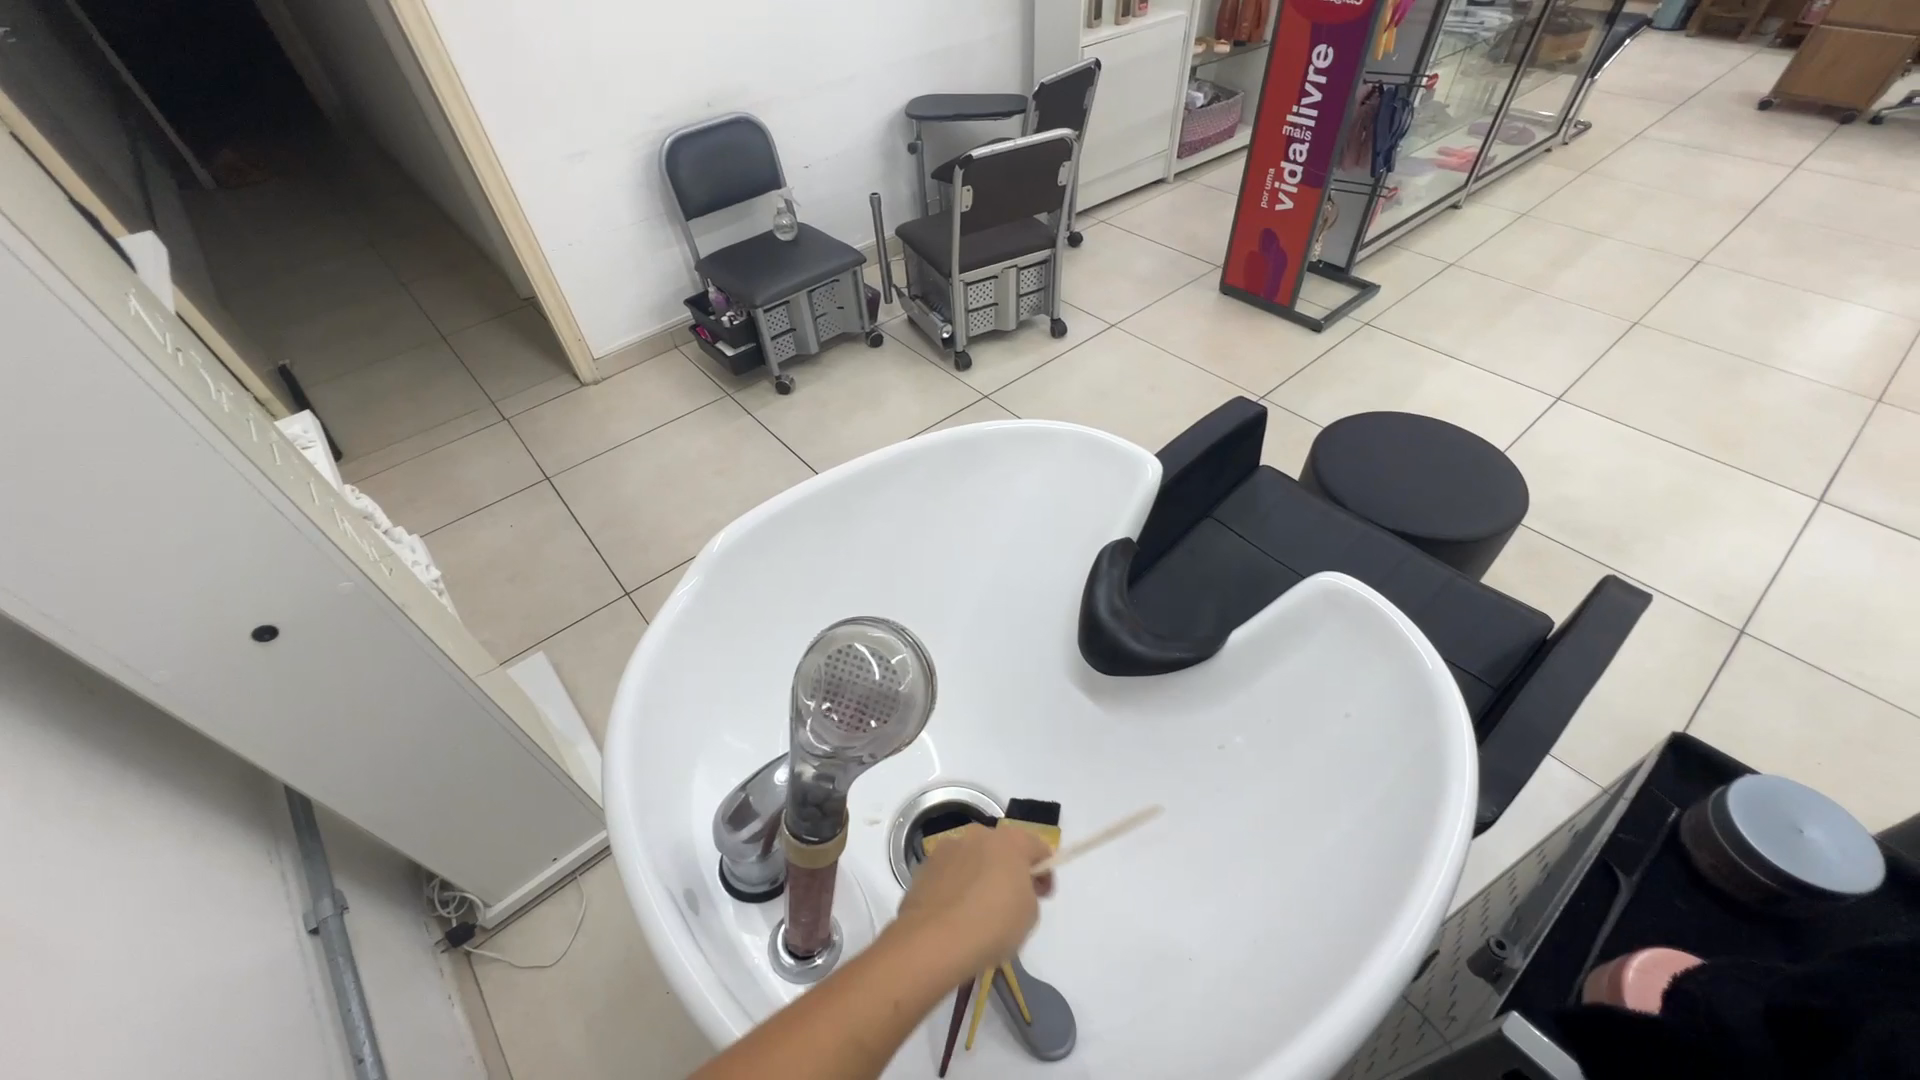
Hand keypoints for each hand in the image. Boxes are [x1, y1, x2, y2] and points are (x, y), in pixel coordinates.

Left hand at [892, 824, 1054, 983]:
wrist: (934, 941)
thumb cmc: (992, 925)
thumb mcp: (1030, 914)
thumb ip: (1029, 892)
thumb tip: (1015, 889)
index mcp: (1010, 841)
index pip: (1038, 846)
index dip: (1045, 870)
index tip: (1043, 894)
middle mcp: (978, 834)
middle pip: (1002, 848)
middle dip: (1010, 869)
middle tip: (1012, 900)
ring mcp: (948, 847)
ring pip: (973, 857)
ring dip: (981, 874)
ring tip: (978, 909)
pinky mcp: (925, 866)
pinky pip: (951, 871)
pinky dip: (957, 885)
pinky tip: (956, 912)